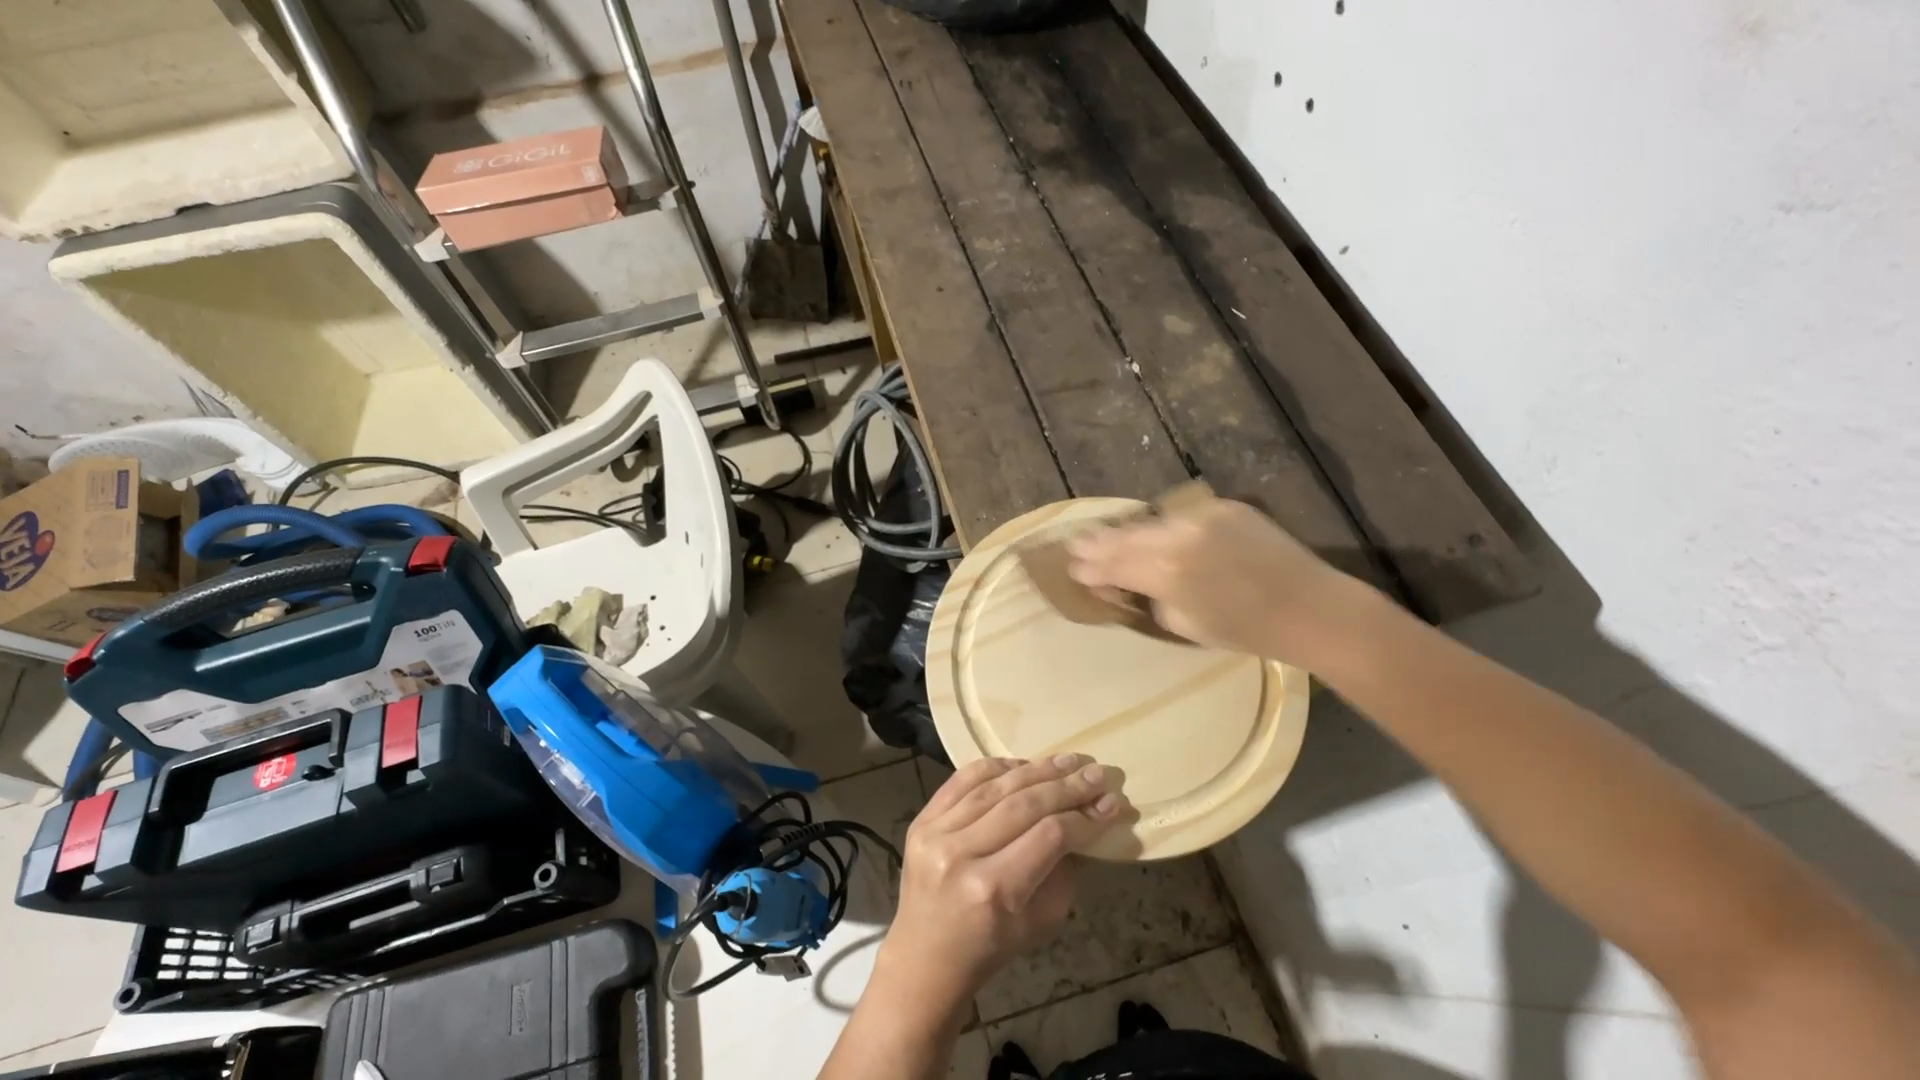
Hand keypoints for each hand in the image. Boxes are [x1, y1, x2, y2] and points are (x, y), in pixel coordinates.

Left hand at [877, 755, 1128, 1006]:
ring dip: (1037, 769)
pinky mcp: (921, 820)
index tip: (1111, 805)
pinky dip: (997, 767)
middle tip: (1097, 775)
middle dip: (1067, 787)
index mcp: (992, 889)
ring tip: (1069, 762)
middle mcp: (961, 854)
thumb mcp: (1042, 921)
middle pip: (1024, 805)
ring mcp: (935, 833)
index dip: (1084, 818)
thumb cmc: (991, 946)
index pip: (1049, 835)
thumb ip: (1064, 869)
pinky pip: (963, 780)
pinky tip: (1025, 765)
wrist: (926, 957)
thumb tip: (1089, 819)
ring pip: (995, 787)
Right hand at [1067, 495, 1370, 665]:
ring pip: (1156, 522)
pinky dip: (1167, 527)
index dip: (1093, 567)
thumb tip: (1136, 586)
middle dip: (1101, 542)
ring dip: (1131, 532)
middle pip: (1129, 536)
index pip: (1117, 564)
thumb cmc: (1248, 631)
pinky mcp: (1228, 508)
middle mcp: (1181, 536)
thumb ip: (1153, 601)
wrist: (1311, 608)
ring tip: (1107, 536)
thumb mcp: (1187, 626)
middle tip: (1075, 543)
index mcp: (1168, 572)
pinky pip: (1186, 517)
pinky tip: (1154, 532)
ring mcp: (1206, 516)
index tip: (1073, 567)